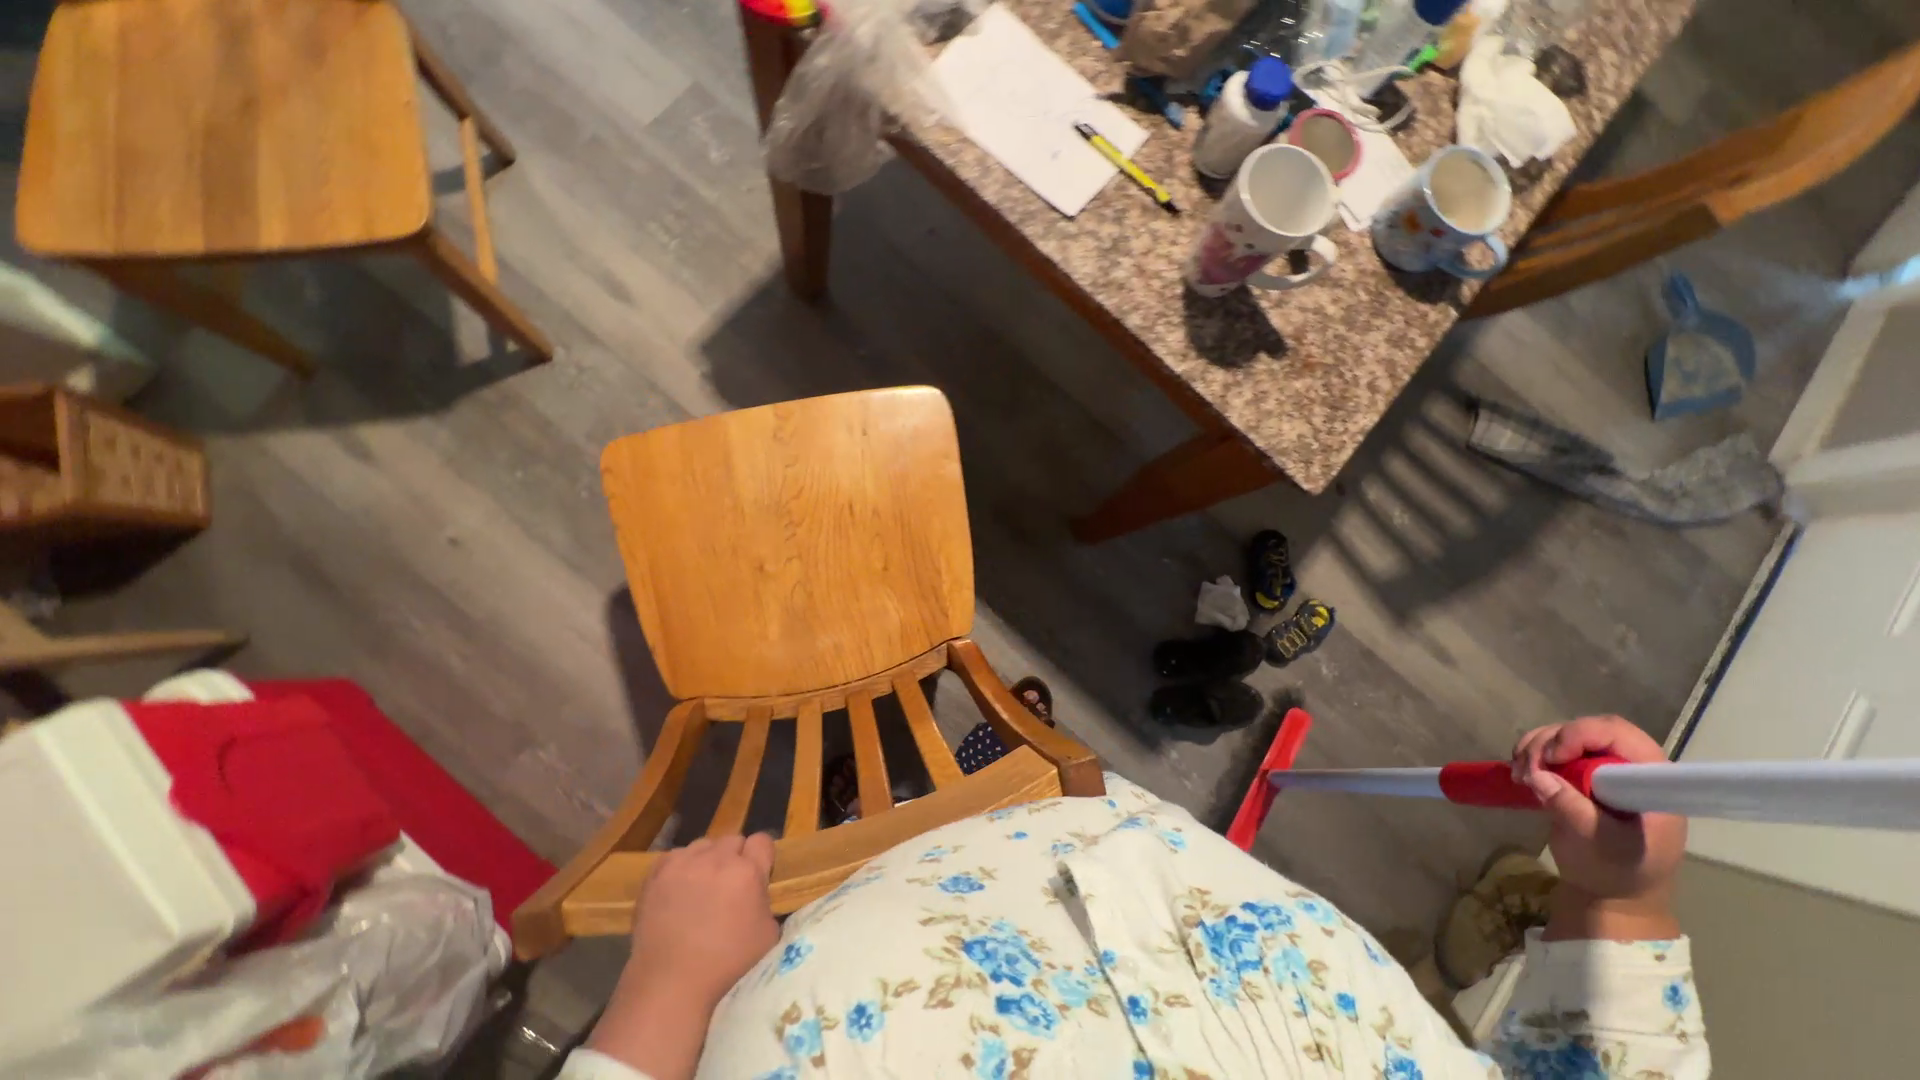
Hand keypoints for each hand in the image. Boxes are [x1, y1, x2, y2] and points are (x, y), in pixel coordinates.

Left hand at [628, 833, 779, 1005]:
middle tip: (730, 886)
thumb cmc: (727, 965)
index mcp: (748, 872)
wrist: (671, 983)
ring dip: (708, 860)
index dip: (762, 857)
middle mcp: (716, 859)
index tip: (758, 875)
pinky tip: (678, 890)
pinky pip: (676, 856)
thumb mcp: (768, 936)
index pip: (762, 840)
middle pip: (733, 840)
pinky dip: (681, 867)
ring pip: (704, 845)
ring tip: (701, 887)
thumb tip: (758, 893)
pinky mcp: (657, 873)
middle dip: (735, 858)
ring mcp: (683, 863)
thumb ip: (767, 903)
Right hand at [1511, 716, 1685, 940]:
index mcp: (1650, 780)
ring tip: (1519, 775)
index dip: (1580, 735)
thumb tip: (1537, 776)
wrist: (1612, 896)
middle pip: (1586, 730)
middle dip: (1549, 742)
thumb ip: (1572, 809)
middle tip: (1525, 769)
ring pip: (1565, 736)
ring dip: (1535, 748)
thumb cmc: (1615, 873)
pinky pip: (1555, 750)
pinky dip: (1532, 755)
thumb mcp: (1597, 844)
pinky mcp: (1584, 776)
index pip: (1618, 734)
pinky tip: (1522, 774)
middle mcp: (1630, 767)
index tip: (1551, 759)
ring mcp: (1605, 770)